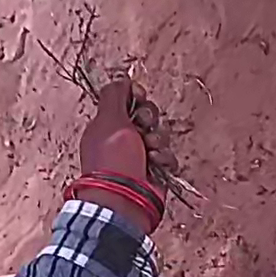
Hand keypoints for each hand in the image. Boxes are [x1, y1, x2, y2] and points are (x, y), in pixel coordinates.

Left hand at [75, 78, 169, 233]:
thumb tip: (121, 79)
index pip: (128, 100)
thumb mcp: (108, 119)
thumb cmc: (112, 158)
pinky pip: (168, 156)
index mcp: (107, 125)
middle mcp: (123, 139)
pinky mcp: (155, 171)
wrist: (124, 197)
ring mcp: (140, 155)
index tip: (138, 96)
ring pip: (160, 134)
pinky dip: (164, 159)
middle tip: (141, 128)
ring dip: (157, 140)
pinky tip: (155, 164)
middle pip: (147, 114)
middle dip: (148, 118)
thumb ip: (114, 95)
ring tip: (149, 151)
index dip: (136, 96)